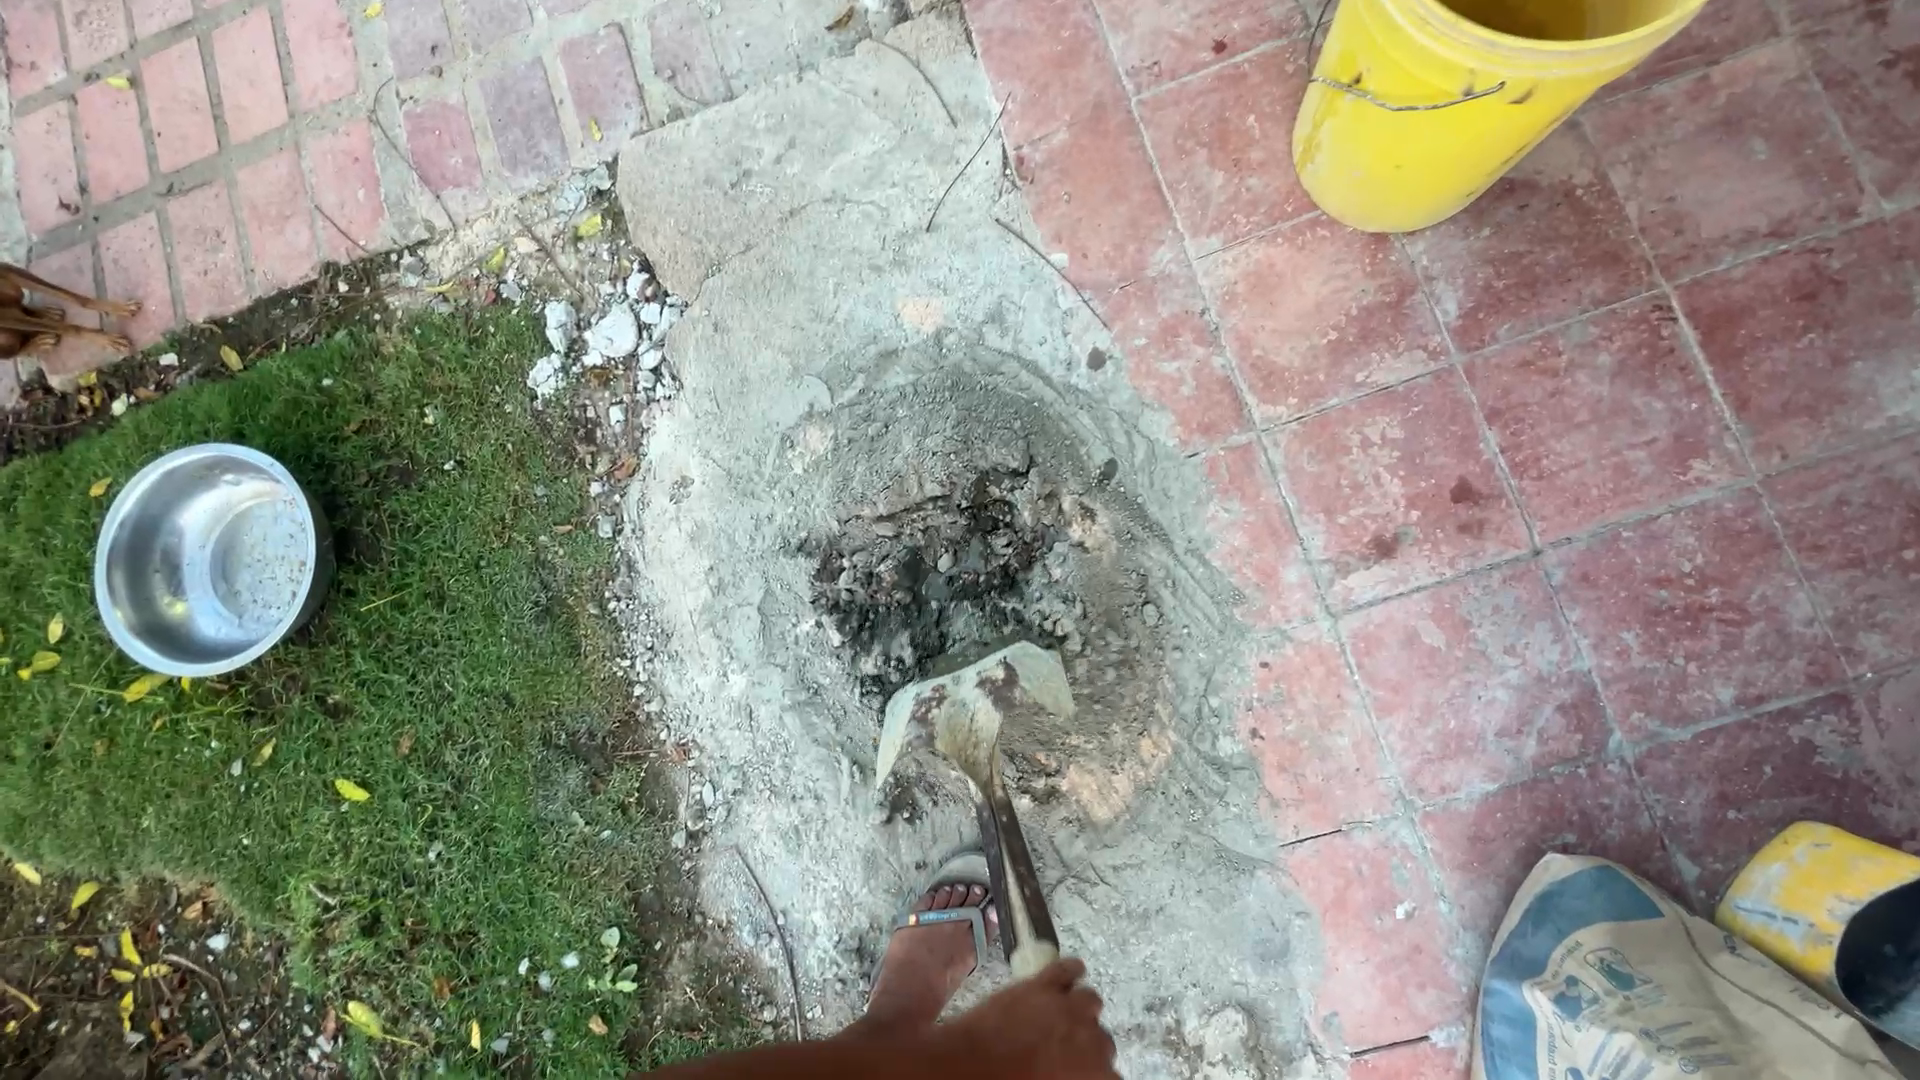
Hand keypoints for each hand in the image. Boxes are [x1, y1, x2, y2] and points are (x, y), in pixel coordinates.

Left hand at [936, 958, 1118, 1078]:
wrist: (969, 1065)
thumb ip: (1069, 1077)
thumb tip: (1071, 1073)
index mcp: (1088, 1072)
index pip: (1112, 1076)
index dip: (1100, 1076)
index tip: (1089, 1076)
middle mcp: (1085, 1037)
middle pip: (1104, 1040)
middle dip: (1091, 1047)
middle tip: (1072, 1053)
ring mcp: (1064, 1005)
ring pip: (1092, 1001)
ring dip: (1084, 1010)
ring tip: (1070, 1016)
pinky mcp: (1042, 983)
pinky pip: (1068, 968)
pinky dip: (1073, 969)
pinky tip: (1073, 973)